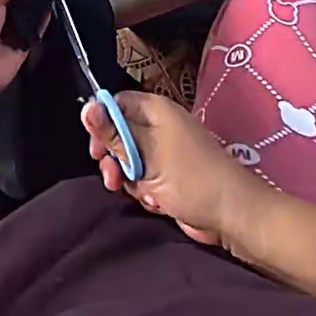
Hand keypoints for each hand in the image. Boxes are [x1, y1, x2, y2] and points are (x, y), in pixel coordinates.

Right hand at [82, 92, 273, 248]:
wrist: (229, 212)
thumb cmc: (190, 177)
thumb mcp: (146, 154)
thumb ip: (115, 133)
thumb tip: (87, 107)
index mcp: (156, 109)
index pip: (116, 104)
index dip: (103, 124)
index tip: (98, 150)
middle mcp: (159, 125)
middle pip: (119, 134)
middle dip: (114, 158)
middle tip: (115, 176)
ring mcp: (164, 150)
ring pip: (128, 160)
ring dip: (130, 178)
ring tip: (143, 192)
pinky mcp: (168, 174)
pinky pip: (142, 177)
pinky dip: (144, 190)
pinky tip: (156, 200)